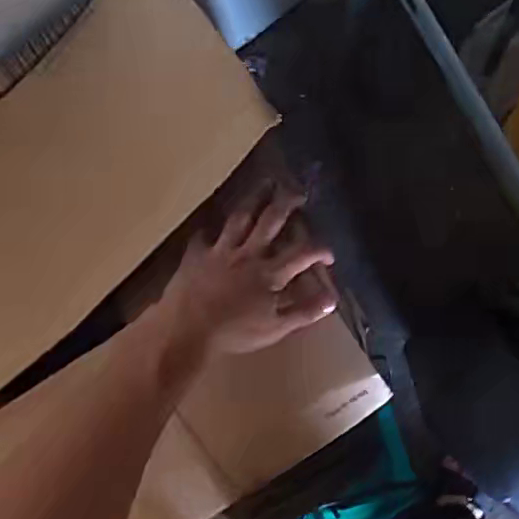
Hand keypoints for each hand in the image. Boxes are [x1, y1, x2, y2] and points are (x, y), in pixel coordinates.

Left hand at [153, 185, 337, 356]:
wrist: (186, 330)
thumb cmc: (233, 333)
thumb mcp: (275, 328)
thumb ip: (304, 312)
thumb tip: (332, 300)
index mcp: (270, 273)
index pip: (302, 254)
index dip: (320, 250)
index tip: (328, 255)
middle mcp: (248, 254)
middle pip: (271, 220)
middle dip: (287, 202)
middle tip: (297, 192)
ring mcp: (221, 251)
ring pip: (241, 217)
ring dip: (254, 199)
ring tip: (264, 185)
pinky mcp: (196, 254)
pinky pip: (205, 235)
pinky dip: (211, 229)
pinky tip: (213, 225)